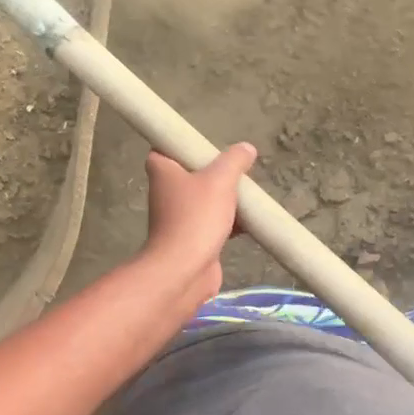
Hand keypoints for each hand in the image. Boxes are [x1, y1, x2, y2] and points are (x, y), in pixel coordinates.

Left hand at [142, 143, 256, 305]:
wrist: (185, 270)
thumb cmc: (196, 217)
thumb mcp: (220, 180)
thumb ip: (234, 161)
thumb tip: (246, 148)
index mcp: (163, 171)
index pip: (164, 148)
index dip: (182, 144)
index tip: (204, 144)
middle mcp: (165, 192)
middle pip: (190, 173)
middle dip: (214, 172)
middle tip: (236, 169)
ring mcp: (178, 217)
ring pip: (204, 199)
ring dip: (225, 198)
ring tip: (249, 194)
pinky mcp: (192, 239)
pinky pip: (213, 223)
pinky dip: (229, 221)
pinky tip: (251, 221)